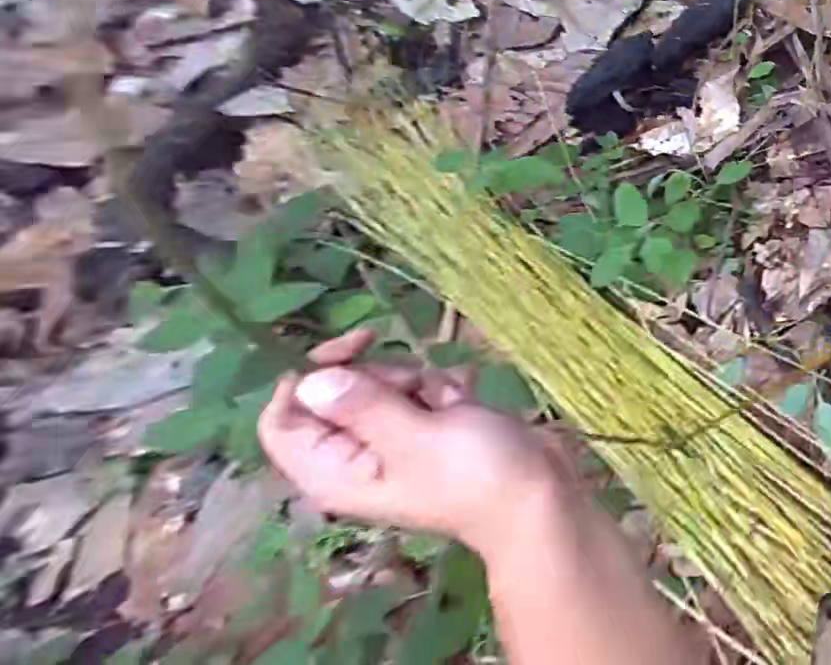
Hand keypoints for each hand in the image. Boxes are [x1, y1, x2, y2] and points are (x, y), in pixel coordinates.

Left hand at [257, 329, 570, 558]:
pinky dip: (450, 387)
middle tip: (423, 390)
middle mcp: (359, 454)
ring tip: (457, 404)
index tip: (359, 344)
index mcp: (333, 469)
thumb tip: (310, 379)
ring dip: (427, 382)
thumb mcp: (419, 436)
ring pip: (392, 387)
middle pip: (346, 394)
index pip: (286, 418)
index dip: (311, 377)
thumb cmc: (474, 471)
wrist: (537, 493)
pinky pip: (428, 392)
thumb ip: (365, 406)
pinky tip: (470, 398)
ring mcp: (401, 439)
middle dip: (388, 378)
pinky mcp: (437, 428)